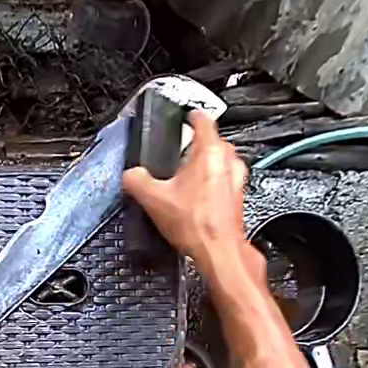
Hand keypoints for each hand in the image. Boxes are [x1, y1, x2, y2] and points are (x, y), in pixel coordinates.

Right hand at [121, 112, 249, 266]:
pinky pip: (224, 181)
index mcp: (209, 152)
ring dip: (205, 166)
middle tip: (180, 154)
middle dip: (196, 145)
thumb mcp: (154, 199)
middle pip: (213, 142)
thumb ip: (136, 180)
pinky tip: (197, 198)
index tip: (187, 115)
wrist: (218, 251)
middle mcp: (228, 162)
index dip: (192, 115)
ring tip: (187, 178)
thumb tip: (130, 175)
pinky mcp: (237, 197)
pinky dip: (212, 184)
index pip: (203, 120)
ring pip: (220, 162)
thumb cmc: (196, 225)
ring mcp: (236, 180)